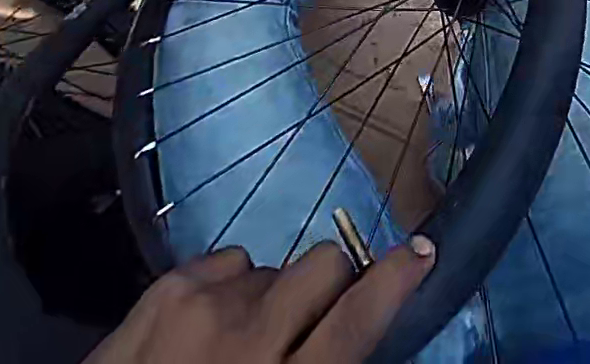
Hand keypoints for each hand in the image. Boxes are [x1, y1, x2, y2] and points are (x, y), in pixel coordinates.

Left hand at [86, 236, 435, 363]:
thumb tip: (340, 337)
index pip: (355, 323)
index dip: (393, 282)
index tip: (420, 252)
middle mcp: (251, 336)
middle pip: (322, 266)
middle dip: (329, 281)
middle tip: (309, 317)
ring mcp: (206, 301)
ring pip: (273, 264)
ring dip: (271, 294)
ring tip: (241, 335)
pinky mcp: (169, 281)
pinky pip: (229, 259)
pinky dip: (229, 286)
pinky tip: (203, 323)